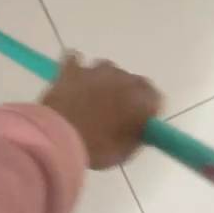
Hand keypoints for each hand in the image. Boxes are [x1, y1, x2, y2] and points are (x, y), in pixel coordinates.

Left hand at [40, 53, 160, 169]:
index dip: (148, 110)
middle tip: (116, 114)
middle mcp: (123, 78)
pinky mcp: (72, 68)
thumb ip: (138, 135)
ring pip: (108, 69)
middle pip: (133, 81)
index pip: (156, 98)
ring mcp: (96, 70)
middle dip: (128, 94)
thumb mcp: (125, 151)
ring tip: (92, 99)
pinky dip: (77, 69)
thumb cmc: (95, 148)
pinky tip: (74, 82)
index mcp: (140, 98)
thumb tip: (141, 128)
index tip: (140, 123)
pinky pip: (76, 60)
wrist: (57, 137)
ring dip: (105, 81)